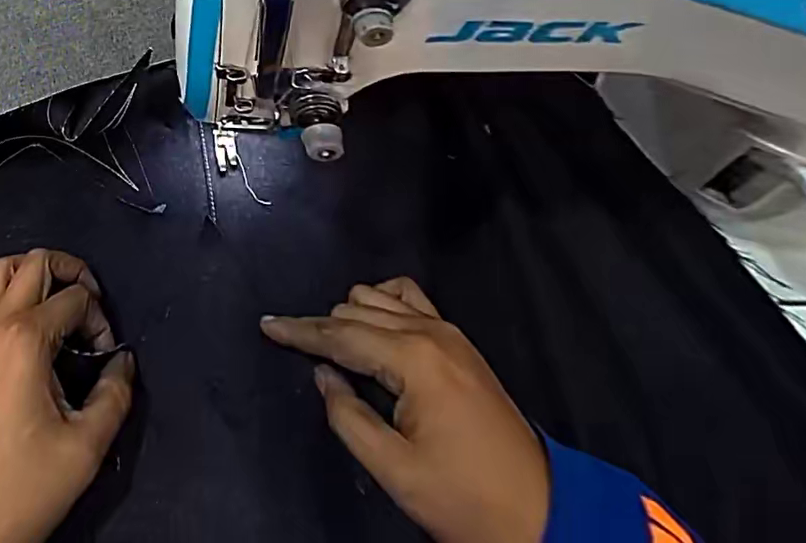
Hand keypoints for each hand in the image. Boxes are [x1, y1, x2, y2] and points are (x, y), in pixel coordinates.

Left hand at [0, 249, 134, 542]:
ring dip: (39, 275)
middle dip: (73, 273)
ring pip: (4, 270)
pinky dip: (17, 293)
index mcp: (24, 339)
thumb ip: (116, 391)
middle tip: (90, 310)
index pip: (76, 298)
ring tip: (64, 307)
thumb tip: (121, 360)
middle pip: (36, 261)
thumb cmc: (22, 486)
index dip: (99, 320)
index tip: (103, 357)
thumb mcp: (87, 444)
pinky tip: (37, 328)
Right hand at [261, 278, 548, 542]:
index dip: (299, 331)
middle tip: (293, 345)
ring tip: (331, 345)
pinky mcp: (458, 339)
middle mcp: (429, 330)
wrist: (539, 508)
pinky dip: (382, 304)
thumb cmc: (463, 498)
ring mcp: (447, 329)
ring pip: (379, 296)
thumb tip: (323, 373)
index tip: (267, 324)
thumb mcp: (396, 471)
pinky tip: (374, 327)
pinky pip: (409, 297)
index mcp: (413, 359)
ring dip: (350, 316)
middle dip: (321, 326)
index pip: (340, 335)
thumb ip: (348, 416)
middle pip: (356, 311)